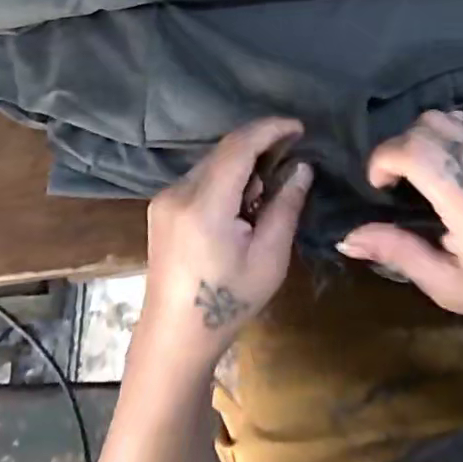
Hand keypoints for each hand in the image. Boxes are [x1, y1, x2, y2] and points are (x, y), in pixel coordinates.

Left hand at [140, 118, 312, 369]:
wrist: (176, 333)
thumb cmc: (229, 301)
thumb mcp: (269, 258)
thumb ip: (285, 207)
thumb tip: (302, 168)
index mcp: (204, 205)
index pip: (237, 147)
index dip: (269, 130)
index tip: (298, 127)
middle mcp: (178, 192)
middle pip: (223, 152)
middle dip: (258, 149)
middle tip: (288, 165)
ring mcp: (164, 198)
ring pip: (210, 163)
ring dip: (240, 166)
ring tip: (261, 199)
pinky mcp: (161, 206)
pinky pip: (198, 178)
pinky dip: (223, 180)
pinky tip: (237, 208)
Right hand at [335, 110, 462, 343]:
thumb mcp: (449, 286)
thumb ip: (397, 253)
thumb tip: (346, 238)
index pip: (414, 150)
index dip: (382, 160)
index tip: (379, 188)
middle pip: (423, 126)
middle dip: (396, 148)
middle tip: (395, 184)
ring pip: (442, 117)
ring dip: (418, 139)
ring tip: (419, 174)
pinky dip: (443, 136)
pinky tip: (445, 168)